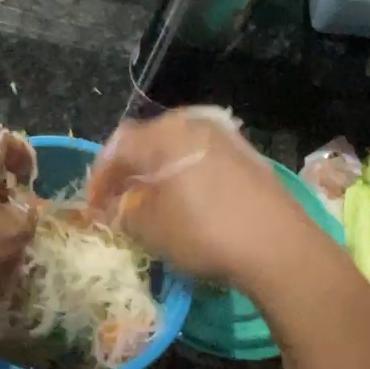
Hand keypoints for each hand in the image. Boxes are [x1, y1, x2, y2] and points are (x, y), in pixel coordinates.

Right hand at [86, 107, 321, 286]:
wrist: (277, 245)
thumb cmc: (202, 232)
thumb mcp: (149, 228)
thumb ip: (123, 212)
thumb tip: (116, 206)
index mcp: (163, 134)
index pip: (116, 148)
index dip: (99, 179)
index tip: (93, 208)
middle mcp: (193, 123)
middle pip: (148, 142)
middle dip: (129, 171)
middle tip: (119, 201)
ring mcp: (225, 136)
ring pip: (177, 149)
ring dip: (158, 173)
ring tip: (152, 204)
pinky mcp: (248, 156)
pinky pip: (202, 159)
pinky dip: (185, 176)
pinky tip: (187, 203)